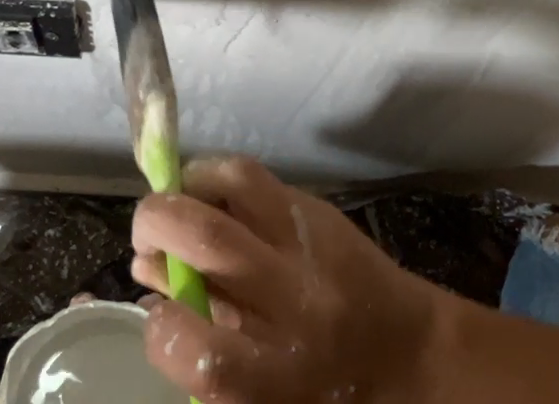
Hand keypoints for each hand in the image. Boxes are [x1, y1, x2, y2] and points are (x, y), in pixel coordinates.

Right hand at [130, 156, 452, 402]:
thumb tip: (148, 272)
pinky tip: (211, 198)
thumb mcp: (263, 391)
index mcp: (282, 376)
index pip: (206, 355)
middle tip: (146, 234)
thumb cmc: (326, 388)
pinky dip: (218, 179)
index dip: (162, 332)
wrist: (413, 352)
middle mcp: (298, 303)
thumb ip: (203, 336)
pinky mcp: (320, 210)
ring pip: (235, 181)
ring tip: (178, 201)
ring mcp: (311, 245)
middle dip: (155, 222)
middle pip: (209, 239)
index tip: (157, 314)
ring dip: (188, 183)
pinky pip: (255, 177)